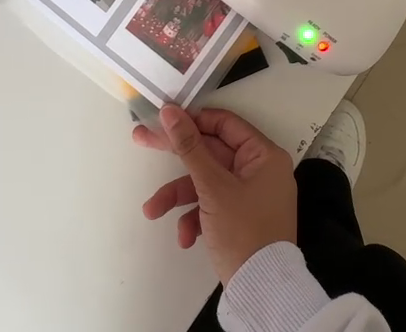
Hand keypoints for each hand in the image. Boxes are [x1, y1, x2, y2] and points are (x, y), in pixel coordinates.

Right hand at [134, 106, 297, 283]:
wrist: (262, 292)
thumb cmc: (243, 231)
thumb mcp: (212, 186)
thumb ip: (189, 147)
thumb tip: (170, 112)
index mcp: (263, 156)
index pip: (224, 124)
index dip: (193, 120)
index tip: (164, 119)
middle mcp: (259, 170)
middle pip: (210, 152)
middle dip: (175, 157)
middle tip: (142, 139)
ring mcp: (249, 195)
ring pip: (206, 182)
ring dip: (179, 196)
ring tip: (152, 210)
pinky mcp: (240, 217)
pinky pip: (213, 205)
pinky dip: (196, 217)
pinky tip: (185, 236)